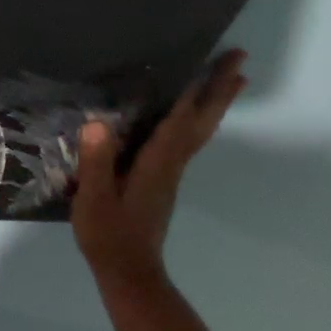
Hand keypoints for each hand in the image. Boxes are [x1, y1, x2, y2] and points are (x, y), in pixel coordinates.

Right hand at [72, 50, 247, 291]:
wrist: (129, 271)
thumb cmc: (108, 235)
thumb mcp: (93, 199)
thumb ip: (96, 163)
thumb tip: (98, 123)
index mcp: (154, 166)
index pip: (178, 122)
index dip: (192, 93)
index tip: (210, 64)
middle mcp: (170, 166)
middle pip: (201, 123)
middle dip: (218, 91)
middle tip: (238, 59)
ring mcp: (169, 175)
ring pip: (198, 132)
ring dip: (214, 104)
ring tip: (230, 80)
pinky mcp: (161, 182)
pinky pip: (186, 141)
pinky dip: (196, 121)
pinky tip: (191, 117)